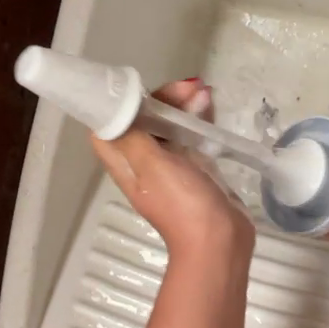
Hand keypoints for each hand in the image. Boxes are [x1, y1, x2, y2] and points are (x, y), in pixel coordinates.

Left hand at [90, 80, 254, 262]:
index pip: (109, 125)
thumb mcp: (152, 165)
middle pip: (144, 122)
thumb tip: (116, 106)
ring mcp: (173, 168)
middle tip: (189, 87)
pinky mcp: (198, 171)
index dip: (119, 102)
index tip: (140, 85)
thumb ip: (133, 134)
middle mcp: (145, 164)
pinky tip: (213, 108)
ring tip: (206, 92)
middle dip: (162, 100)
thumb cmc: (182, 204)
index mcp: (127, 164)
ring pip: (171, 128)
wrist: (219, 242)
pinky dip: (200, 121)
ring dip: (184, 108)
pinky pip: (193, 138)